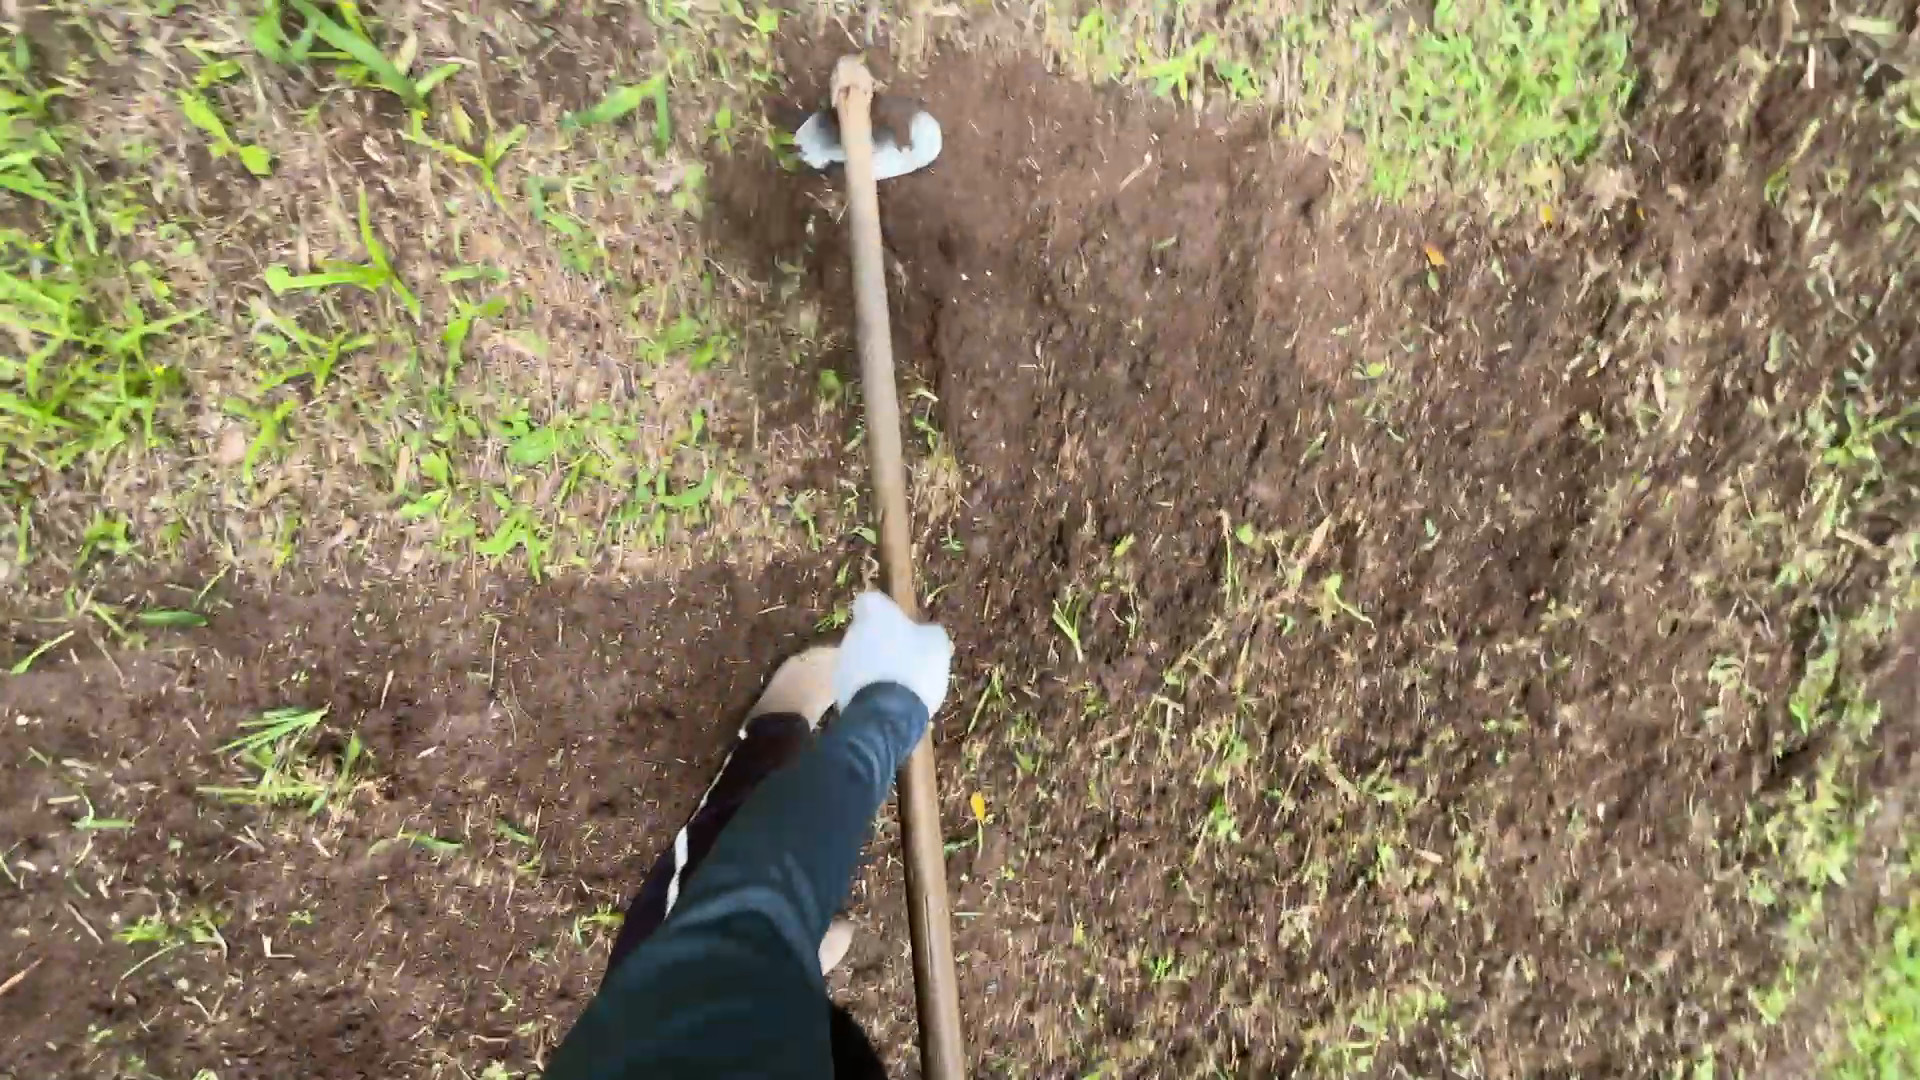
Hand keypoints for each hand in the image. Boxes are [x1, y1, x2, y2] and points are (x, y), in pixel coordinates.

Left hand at [831, 592, 951, 715]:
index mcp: (875, 615)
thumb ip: (929, 633)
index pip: (870, 600)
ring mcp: (842, 662)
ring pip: (861, 658)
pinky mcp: (839, 690)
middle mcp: (853, 633)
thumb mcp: (937, 644)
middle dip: (883, 642)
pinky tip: (889, 702)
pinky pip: (858, 683)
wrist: (888, 714)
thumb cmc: (915, 667)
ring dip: (876, 667)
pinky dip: (870, 689)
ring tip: (901, 686)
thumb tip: (925, 633)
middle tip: (907, 658)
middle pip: (867, 632)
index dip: (884, 611)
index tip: (899, 623)